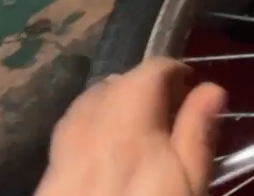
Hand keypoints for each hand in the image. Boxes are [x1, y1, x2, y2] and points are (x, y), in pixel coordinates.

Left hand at [36, 59, 227, 195]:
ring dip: (106, 103)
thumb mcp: (190, 190)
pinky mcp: (44, 194)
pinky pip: (62, 145)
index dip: (170, 70)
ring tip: (132, 120)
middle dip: (138, 84)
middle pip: (107, 90)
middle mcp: (89, 149)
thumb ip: (197, 138)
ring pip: (77, 114)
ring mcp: (59, 174)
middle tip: (166, 102)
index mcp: (131, 143)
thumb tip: (210, 89)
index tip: (190, 84)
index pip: (144, 77)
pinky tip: (102, 156)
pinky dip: (85, 131)